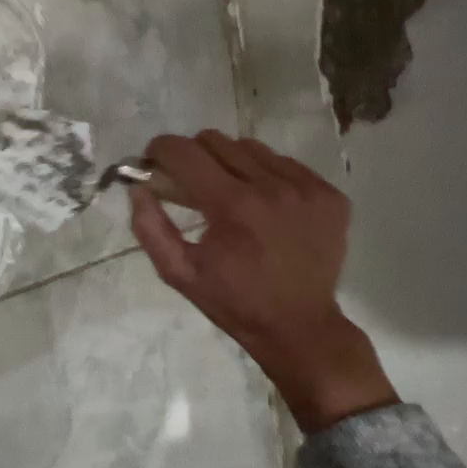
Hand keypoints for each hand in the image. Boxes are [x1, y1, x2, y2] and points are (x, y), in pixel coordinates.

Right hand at [128, 130, 396, 432]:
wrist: (300, 325)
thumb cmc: (232, 301)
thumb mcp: (177, 271)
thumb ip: (150, 227)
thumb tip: (136, 187)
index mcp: (232, 206)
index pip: (185, 153)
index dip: (160, 150)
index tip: (152, 161)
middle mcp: (273, 187)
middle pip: (216, 141)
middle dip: (192, 155)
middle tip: (187, 182)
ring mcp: (307, 189)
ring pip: (251, 148)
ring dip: (229, 162)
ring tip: (226, 192)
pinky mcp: (330, 195)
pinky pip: (285, 163)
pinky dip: (264, 174)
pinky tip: (260, 202)